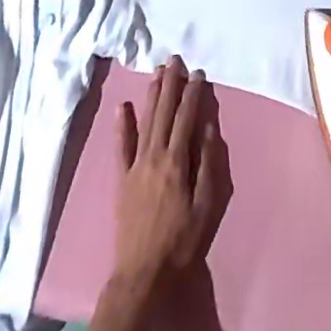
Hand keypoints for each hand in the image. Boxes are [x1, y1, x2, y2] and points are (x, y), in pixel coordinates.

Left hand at [112, 55, 222, 283]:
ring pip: (145, 120)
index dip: (193, 94)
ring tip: (158, 72)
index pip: (186, 118)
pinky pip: (121, 145)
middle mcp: (154, 155)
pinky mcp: (122, 177)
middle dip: (171, 84)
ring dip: (152, 95)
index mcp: (176, 161)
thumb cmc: (181, 242)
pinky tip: (123, 106)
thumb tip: (209, 128)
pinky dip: (122, 124)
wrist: (142, 271)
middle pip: (164, 112)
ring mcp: (135, 165)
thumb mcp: (206, 207)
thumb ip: (208, 165)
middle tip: (174, 59)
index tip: (198, 73)